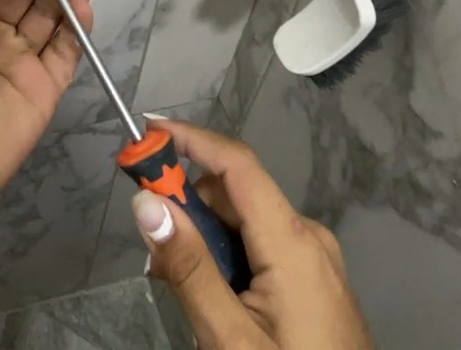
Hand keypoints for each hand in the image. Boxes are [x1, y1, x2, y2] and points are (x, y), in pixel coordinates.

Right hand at [134, 120, 370, 349]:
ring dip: (205, 239)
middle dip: (187, 206)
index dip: (190, 138)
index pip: (236, 163)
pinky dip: (228, 259)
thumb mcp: (229, 340)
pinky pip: (261, 249)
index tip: (144, 132)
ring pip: (245, 224)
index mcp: (293, 242)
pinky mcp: (316, 285)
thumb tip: (144, 201)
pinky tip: (212, 300)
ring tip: (179, 289)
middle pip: (235, 195)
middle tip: (151, 251)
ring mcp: (317, 263)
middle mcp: (308, 238)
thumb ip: (188, 267)